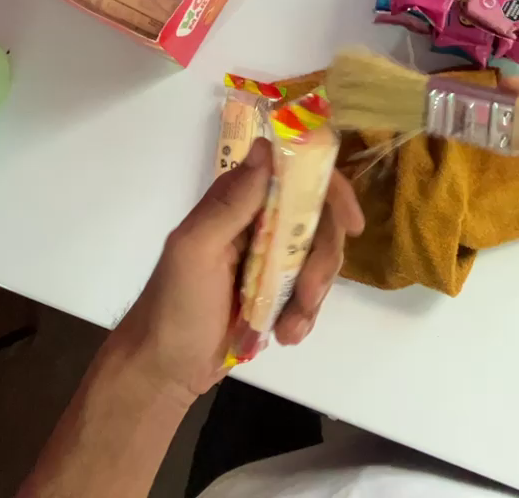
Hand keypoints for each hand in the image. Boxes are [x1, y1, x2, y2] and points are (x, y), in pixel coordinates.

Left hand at [107, 136, 365, 400]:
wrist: (166, 369)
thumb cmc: (176, 305)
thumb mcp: (196, 250)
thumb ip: (231, 202)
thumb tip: (265, 148)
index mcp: (238, 199)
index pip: (294, 173)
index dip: (328, 189)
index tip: (352, 223)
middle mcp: (258, 219)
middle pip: (317, 219)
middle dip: (321, 260)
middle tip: (309, 295)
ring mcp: (269, 255)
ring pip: (318, 257)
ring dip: (313, 295)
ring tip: (288, 328)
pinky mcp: (276, 289)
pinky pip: (310, 291)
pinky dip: (305, 315)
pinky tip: (286, 334)